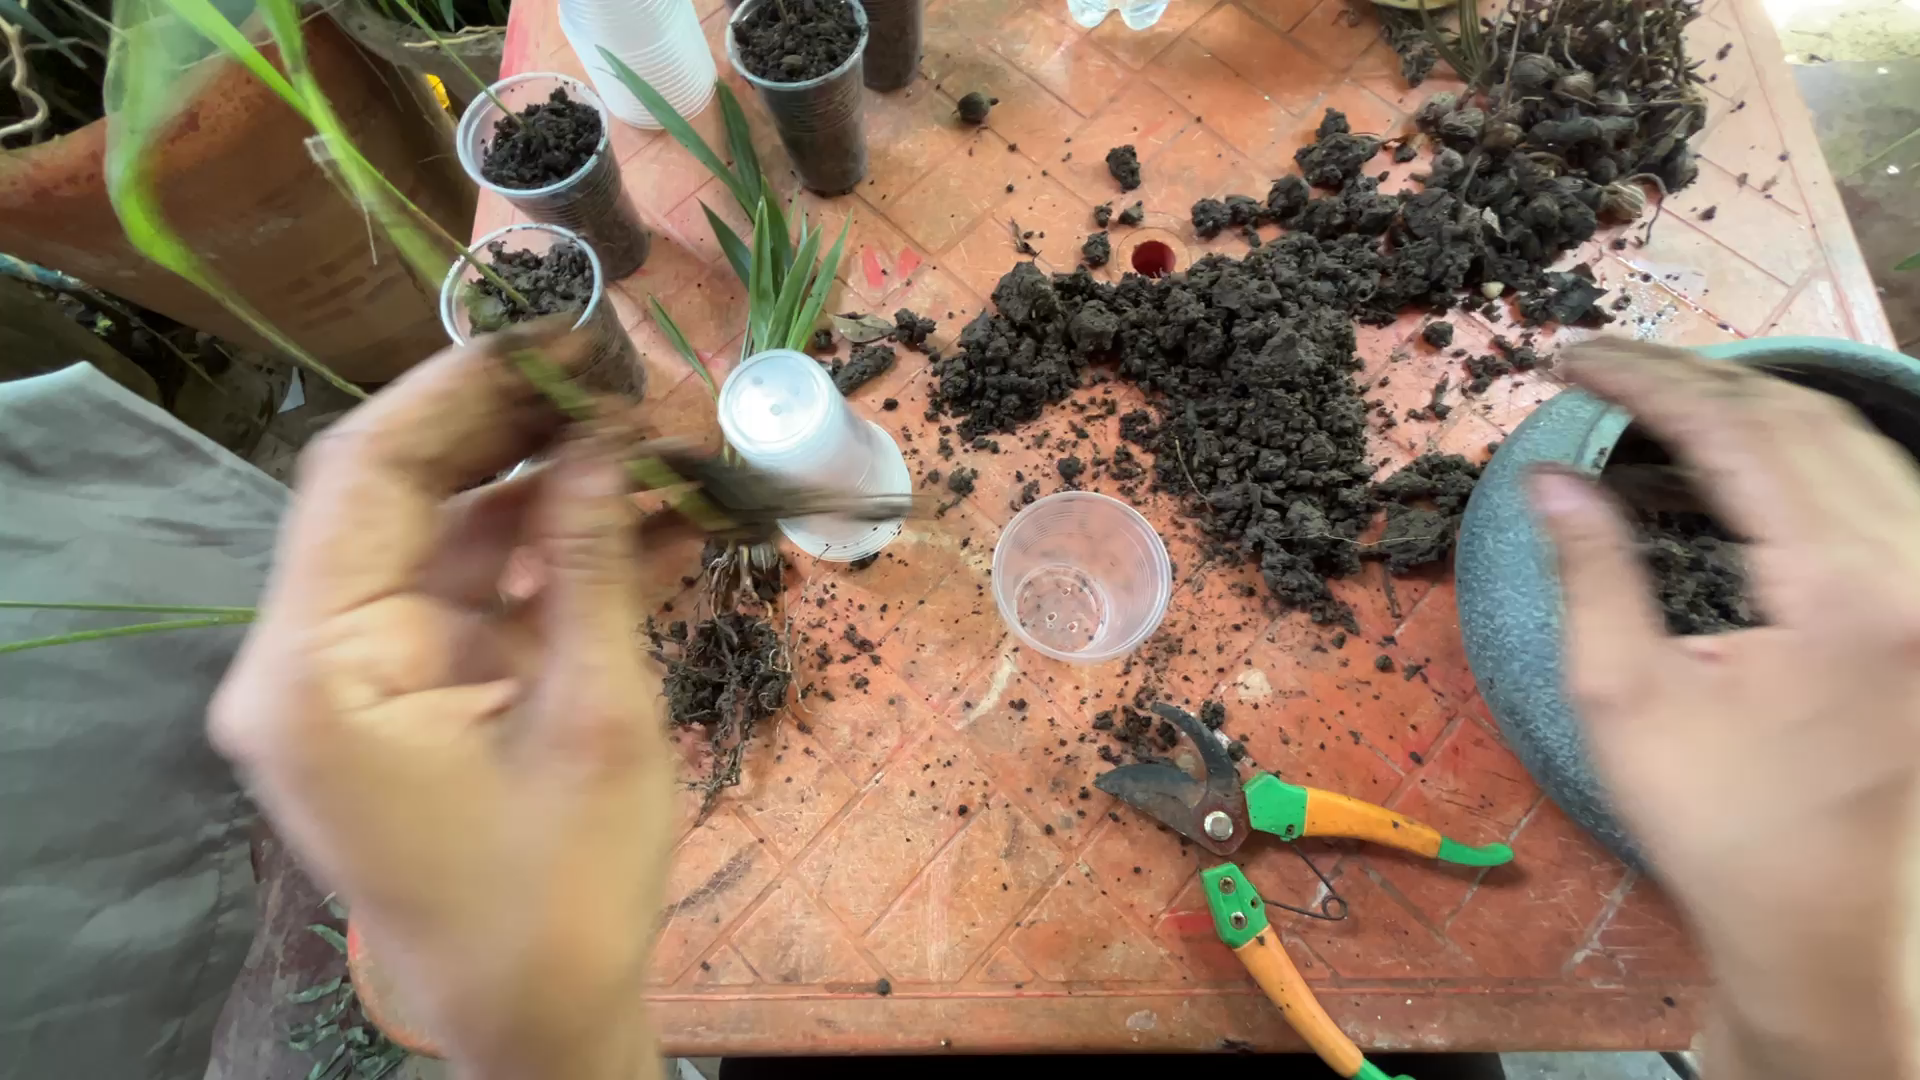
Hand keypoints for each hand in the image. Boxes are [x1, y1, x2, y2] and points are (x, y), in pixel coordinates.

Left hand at [211, 327, 673, 1079]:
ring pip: (470, 533)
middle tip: (622, 380)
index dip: (467, 390)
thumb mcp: (599, 712)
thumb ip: (596, 567)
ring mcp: (386, 666)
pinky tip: (654, 518)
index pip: (371, 473)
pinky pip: (503, 588)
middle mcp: (329, 651)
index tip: (561, 341)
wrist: (550, 1002)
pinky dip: (573, 551)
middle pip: (416, 490)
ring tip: (659, 444)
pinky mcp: (440, 681)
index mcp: (326, 667)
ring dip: (565, 488)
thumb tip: (612, 447)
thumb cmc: (572, 879)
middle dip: (522, 428)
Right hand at [1528, 339, 1919, 1078]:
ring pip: (1849, 439)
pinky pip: (1869, 480)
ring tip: (1641, 387)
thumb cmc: (1703, 809)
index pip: (1736, 435)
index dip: (1641, 382)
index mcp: (1848, 593)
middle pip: (1802, 419)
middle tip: (1589, 358)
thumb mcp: (1617, 690)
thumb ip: (1589, 569)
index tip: (1562, 360)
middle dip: (1685, 372)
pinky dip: (1783, 442)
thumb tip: (1547, 478)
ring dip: (1736, 398)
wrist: (1822, 914)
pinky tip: (1720, 444)